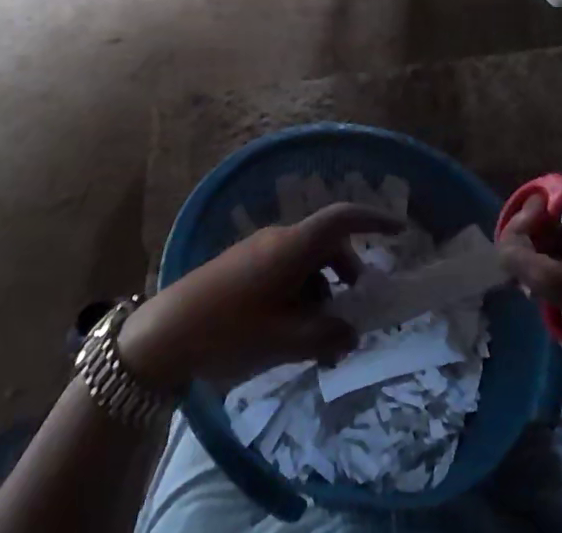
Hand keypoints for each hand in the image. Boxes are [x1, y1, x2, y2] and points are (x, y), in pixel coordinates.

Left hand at [118, 203, 404, 389]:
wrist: (161, 335)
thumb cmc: (228, 331)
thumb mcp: (284, 342)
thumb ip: (326, 337)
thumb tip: (351, 333)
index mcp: (292, 248)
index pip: (342, 219)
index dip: (374, 220)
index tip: (400, 229)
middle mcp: (278, 241)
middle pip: (326, 247)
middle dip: (346, 277)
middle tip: (352, 318)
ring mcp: (257, 253)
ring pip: (305, 264)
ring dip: (321, 295)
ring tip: (318, 343)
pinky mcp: (241, 268)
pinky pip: (284, 273)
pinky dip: (299, 298)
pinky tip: (290, 336)